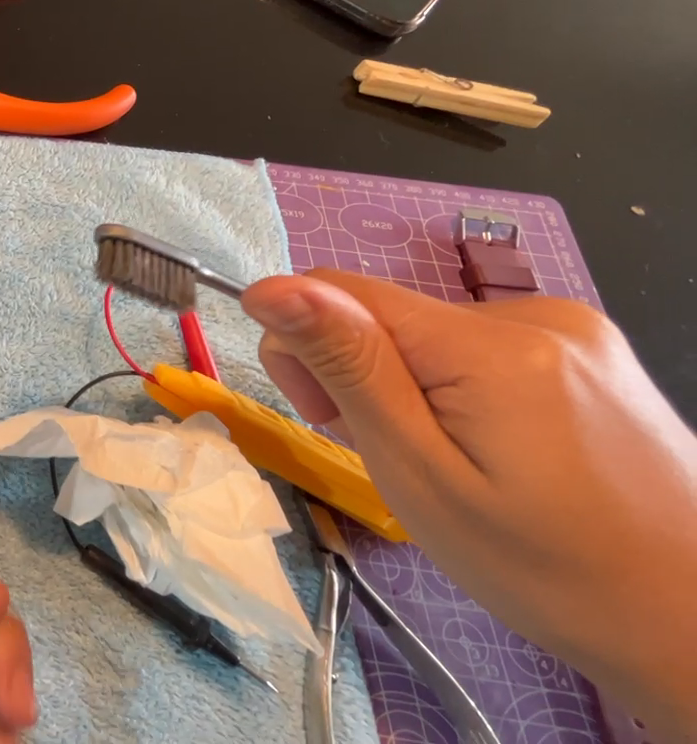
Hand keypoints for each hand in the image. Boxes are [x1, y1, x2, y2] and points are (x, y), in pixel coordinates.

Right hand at [242, 270, 696, 740]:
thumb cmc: (543, 568)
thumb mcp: (417, 471)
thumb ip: (346, 366)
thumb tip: (268, 288)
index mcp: (490, 344)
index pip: (334, 290)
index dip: (303, 347)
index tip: (326, 421)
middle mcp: (536, 314)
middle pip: (380, 311)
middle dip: (354, 373)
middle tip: (388, 453)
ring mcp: (572, 331)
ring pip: (420, 331)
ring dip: (400, 386)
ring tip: (445, 461)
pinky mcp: (587, 353)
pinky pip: (469, 346)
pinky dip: (447, 388)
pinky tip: (485, 447)